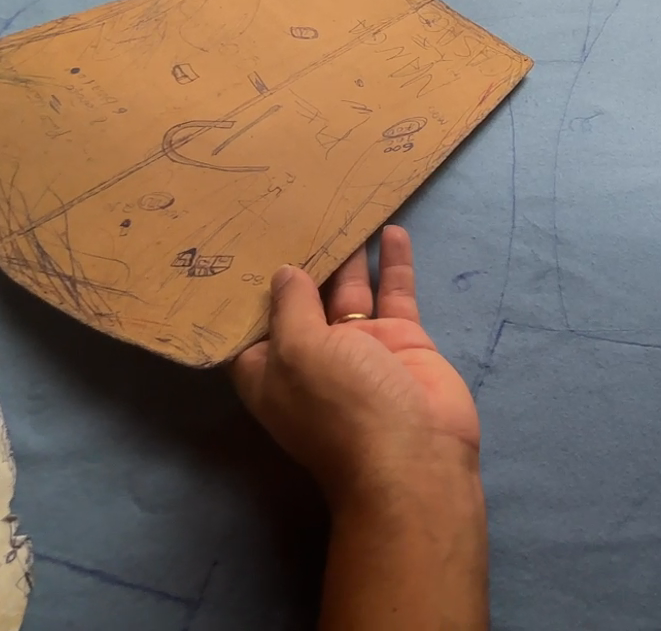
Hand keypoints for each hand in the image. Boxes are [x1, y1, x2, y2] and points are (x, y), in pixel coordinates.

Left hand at [232, 225, 479, 511]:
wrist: (416, 451)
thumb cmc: (343, 406)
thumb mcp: (300, 353)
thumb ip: (291, 308)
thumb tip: (283, 273)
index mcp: (274, 369)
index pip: (254, 323)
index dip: (250, 289)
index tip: (244, 246)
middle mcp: (315, 354)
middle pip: (305, 299)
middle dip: (305, 260)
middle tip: (300, 210)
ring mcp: (363, 345)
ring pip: (353, 289)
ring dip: (351, 255)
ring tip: (346, 209)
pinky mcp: (404, 338)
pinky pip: (396, 292)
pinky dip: (394, 264)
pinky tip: (392, 231)